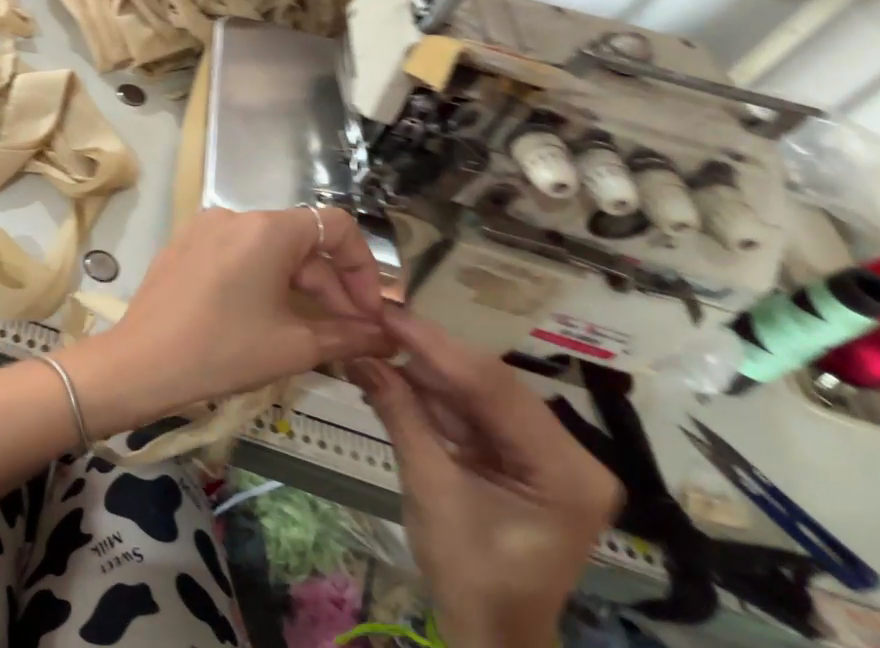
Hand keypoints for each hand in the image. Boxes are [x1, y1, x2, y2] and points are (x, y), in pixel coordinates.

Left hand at [100, 207, 393, 410]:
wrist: (142, 364)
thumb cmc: (223, 350)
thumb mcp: (295, 346)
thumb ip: (349, 335)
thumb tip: (386, 337)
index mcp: (266, 229)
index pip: (337, 227)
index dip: (364, 268)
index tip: (370, 312)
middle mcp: (233, 217)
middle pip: (301, 242)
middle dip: (330, 287)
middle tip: (349, 335)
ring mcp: (201, 230)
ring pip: (267, 251)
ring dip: (296, 287)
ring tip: (311, 333)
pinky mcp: (180, 249)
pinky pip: (234, 257)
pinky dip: (259, 282)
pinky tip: (264, 320)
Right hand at [349, 310, 621, 647]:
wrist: (490, 631)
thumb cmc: (469, 573)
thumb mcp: (430, 490)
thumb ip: (401, 416)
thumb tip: (361, 358)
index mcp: (567, 470)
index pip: (494, 390)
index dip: (436, 347)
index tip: (388, 313)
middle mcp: (570, 456)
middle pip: (491, 387)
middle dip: (429, 354)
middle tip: (376, 320)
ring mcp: (547, 458)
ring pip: (479, 398)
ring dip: (426, 373)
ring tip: (375, 342)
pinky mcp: (522, 462)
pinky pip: (475, 418)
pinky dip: (433, 399)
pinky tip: (395, 375)